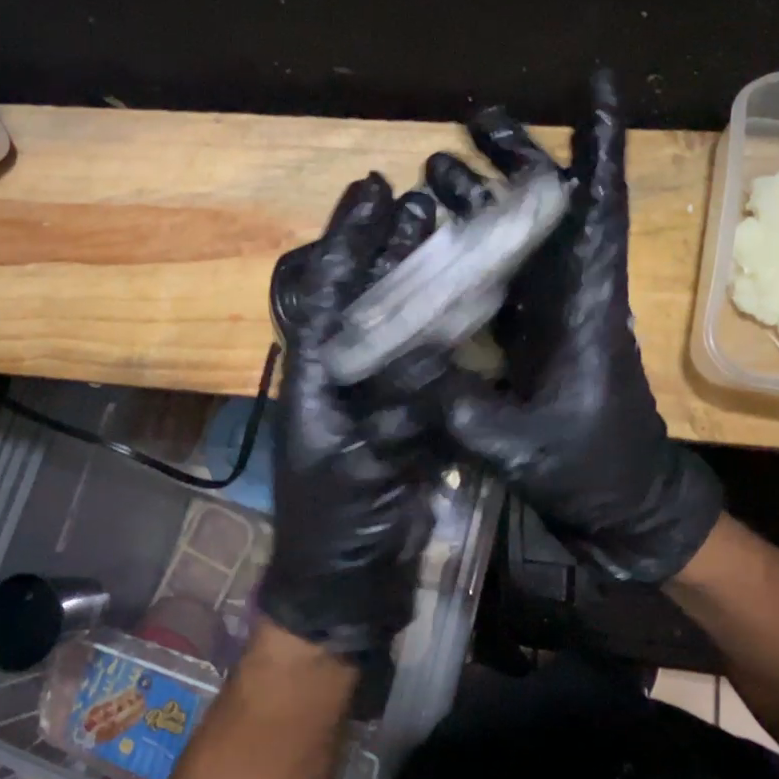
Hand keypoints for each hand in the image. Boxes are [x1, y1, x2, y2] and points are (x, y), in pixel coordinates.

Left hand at [258, 173, 441, 657]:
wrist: (343, 588)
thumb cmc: (338, 527)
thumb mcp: (359, 468)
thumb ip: (390, 414)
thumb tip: (423, 357)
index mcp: (314, 375)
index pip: (326, 289)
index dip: (347, 237)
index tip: (370, 189)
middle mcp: (338, 373)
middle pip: (360, 293)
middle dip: (384, 246)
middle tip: (418, 202)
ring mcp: (368, 395)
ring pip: (390, 320)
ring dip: (411, 275)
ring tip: (440, 231)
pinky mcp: (398, 417)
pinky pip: (417, 358)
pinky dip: (438, 326)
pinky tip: (463, 301)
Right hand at [421, 70, 722, 582]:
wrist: (622, 505)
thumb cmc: (592, 469)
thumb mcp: (523, 445)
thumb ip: (461, 408)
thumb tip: (401, 367)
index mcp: (587, 301)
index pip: (599, 206)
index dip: (601, 144)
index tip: (597, 84)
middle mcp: (571, 290)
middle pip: (550, 205)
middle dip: (518, 155)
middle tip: (472, 119)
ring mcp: (550, 309)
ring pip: (520, 234)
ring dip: (485, 197)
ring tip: (436, 166)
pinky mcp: (532, 332)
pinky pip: (499, 273)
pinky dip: (470, 246)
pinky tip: (434, 235)